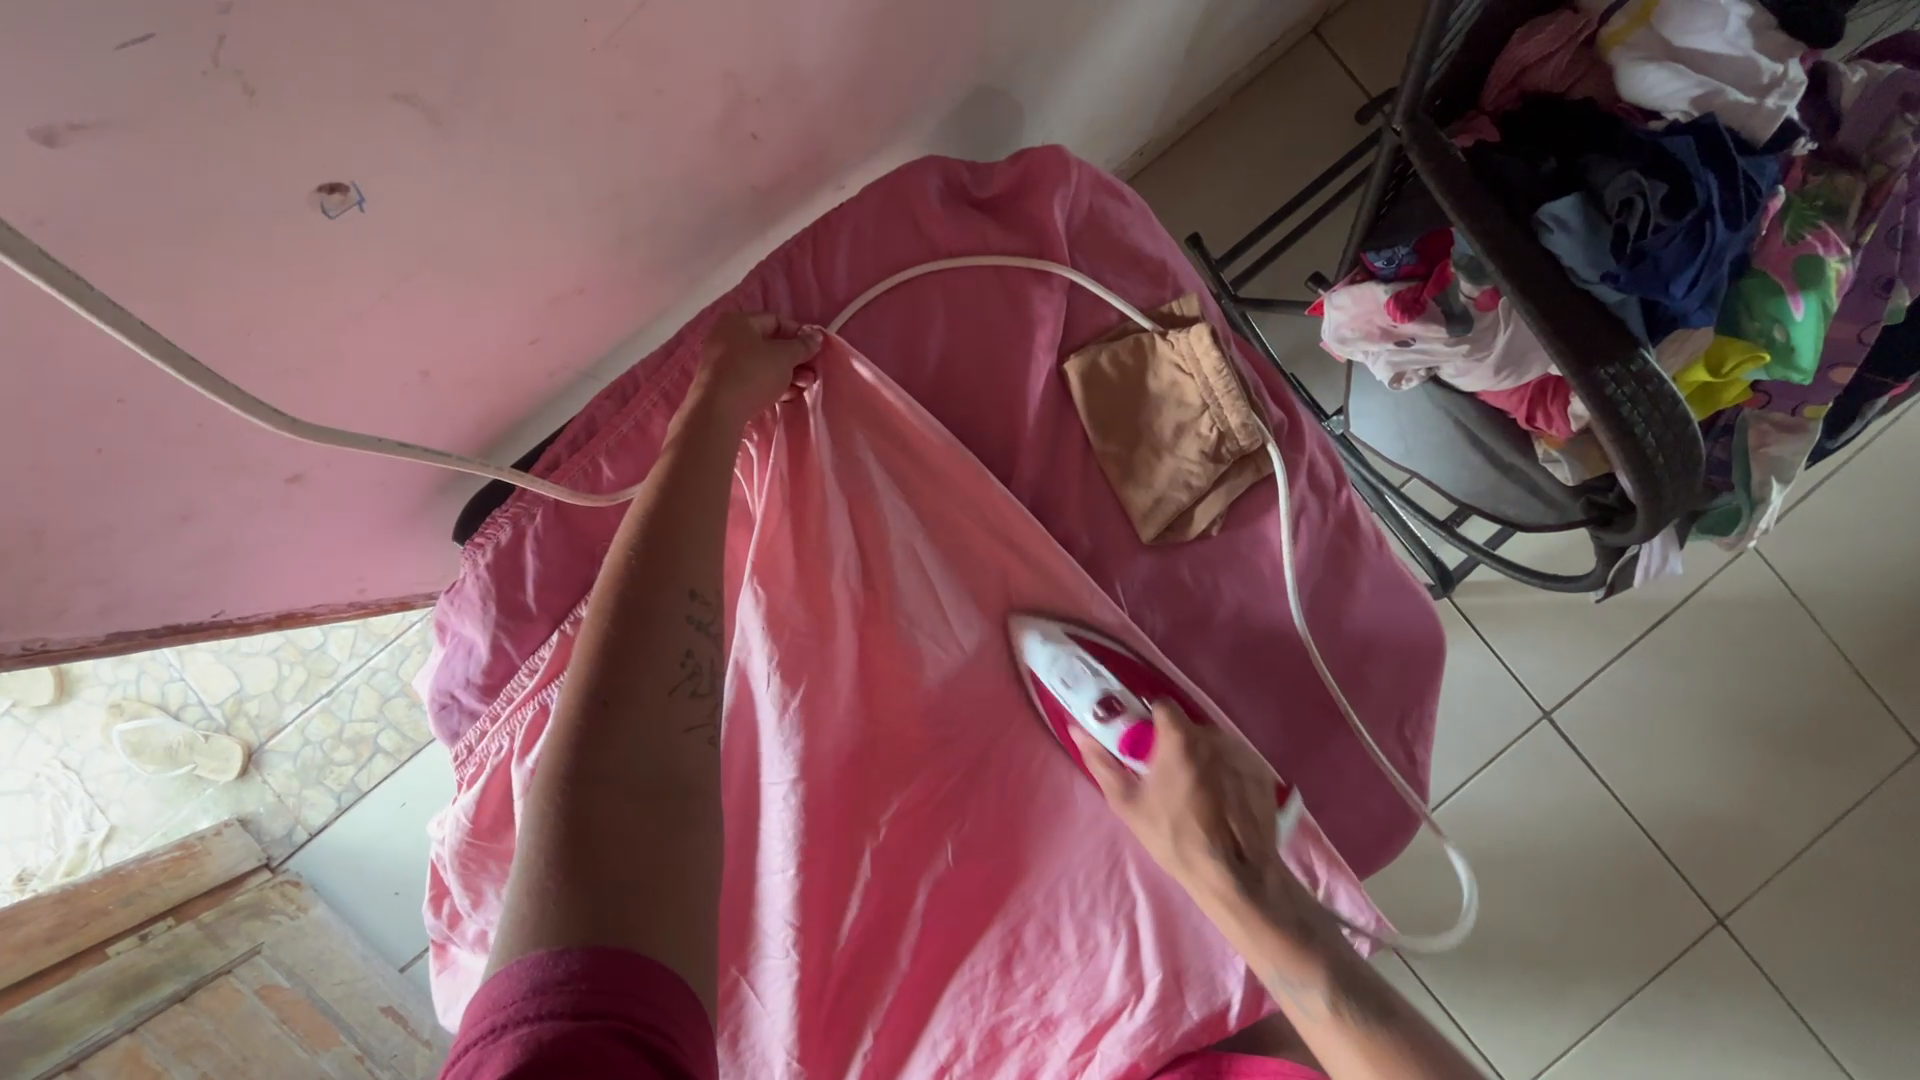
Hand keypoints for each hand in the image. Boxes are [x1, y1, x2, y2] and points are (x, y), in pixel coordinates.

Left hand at [686, 312, 823, 427]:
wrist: (718, 410)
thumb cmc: (753, 373)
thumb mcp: (784, 357)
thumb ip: (803, 345)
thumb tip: (816, 336)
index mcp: (740, 322)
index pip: (776, 320)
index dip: (799, 334)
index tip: (814, 349)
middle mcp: (728, 337)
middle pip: (770, 344)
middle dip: (795, 359)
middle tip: (812, 372)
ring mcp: (723, 362)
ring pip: (762, 364)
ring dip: (786, 374)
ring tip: (803, 387)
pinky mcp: (723, 384)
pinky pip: (752, 379)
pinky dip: (770, 384)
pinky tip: (787, 395)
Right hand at [1070, 701, 1288, 904]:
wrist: (1233, 875)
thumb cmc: (1174, 837)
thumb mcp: (1127, 803)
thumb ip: (1102, 761)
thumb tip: (1077, 731)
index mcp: (1180, 738)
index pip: (1162, 705)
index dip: (1150, 720)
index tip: (1144, 743)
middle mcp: (1214, 737)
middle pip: (1187, 727)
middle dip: (1175, 743)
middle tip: (1166, 775)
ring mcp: (1242, 753)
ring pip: (1212, 743)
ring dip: (1201, 757)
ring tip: (1196, 793)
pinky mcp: (1261, 771)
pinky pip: (1235, 760)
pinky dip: (1225, 772)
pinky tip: (1221, 801)